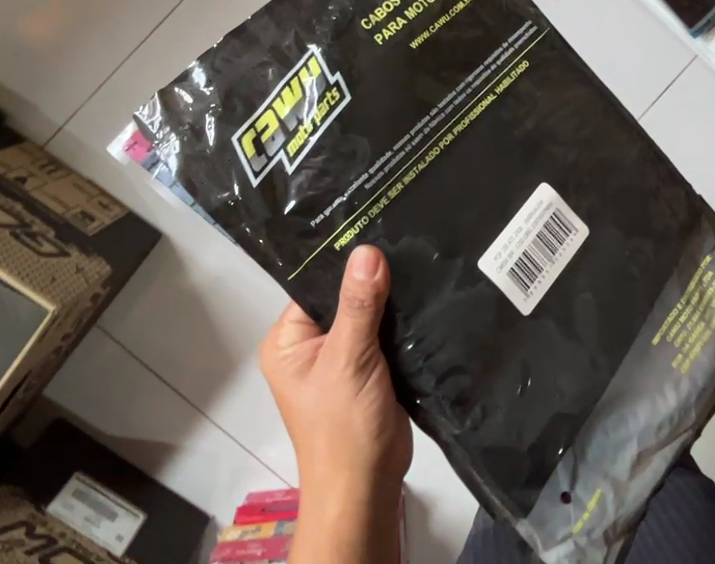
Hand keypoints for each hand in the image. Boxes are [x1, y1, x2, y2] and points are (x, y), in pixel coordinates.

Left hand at [260, 246, 410, 558]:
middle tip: (406, 237)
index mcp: (288, 341)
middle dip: (374, 277)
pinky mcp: (371, 369)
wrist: (367, 488)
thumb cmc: (343, 426)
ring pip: (369, 313)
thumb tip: (366, 249)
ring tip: (421, 257)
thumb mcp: (347, 360)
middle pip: (344, 296)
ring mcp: (342, 358)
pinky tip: (425, 293)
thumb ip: (358, 305)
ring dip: (391, 298)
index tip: (376, 227)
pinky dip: (402, 319)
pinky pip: (386, 332)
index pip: (314, 284)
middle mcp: (311, 345)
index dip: (344, 261)